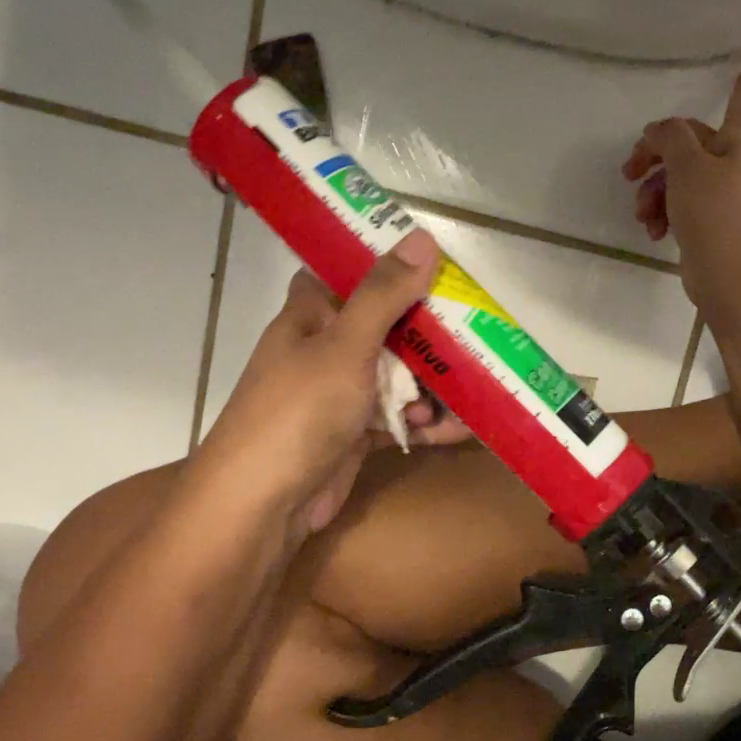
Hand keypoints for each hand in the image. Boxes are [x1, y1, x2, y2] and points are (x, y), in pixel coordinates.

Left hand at [202, 231, 464, 535]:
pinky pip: (397, 420)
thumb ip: (384, 295)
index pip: (343, 274)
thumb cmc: (298, 412)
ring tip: (473, 388)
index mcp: (310, 317)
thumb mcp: (346, 346)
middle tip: (476, 328)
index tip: (430, 261)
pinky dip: (426, 423)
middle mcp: (324, 351)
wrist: (264, 503)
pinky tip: (464, 428)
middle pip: (383, 327)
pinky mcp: (353, 436)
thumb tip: (422, 237)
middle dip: (427, 330)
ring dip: (432, 383)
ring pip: (395, 377)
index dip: (381, 263)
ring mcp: (339, 396)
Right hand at [622, 53, 740, 298]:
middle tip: (629, 171)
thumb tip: (659, 130)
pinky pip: (678, 208)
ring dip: (654, 192)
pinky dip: (662, 215)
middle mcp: (732, 166)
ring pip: (678, 180)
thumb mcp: (689, 167)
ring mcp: (720, 199)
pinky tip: (652, 231)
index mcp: (738, 144)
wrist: (729, 280)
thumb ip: (672, 138)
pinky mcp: (707, 227)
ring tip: (642, 213)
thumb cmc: (715, 216)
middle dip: (656, 156)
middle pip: (691, 145)